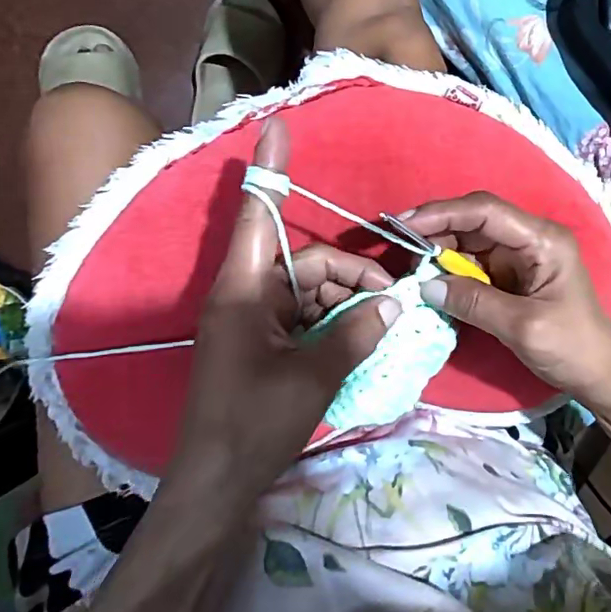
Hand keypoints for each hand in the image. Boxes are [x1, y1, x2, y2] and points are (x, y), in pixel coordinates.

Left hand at [173, 118, 397, 496]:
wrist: (215, 484)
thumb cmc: (253, 425)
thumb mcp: (313, 377)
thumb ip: (356, 334)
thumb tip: (394, 305)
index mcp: (244, 291)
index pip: (259, 217)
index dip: (270, 172)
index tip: (276, 127)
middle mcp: (247, 295)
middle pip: (306, 260)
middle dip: (352, 274)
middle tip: (393, 302)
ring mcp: (254, 320)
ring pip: (310, 288)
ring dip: (347, 300)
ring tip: (382, 324)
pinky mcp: (263, 342)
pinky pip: (306, 314)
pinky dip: (335, 320)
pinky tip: (363, 335)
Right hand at [403, 192, 610, 409]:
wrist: (597, 374)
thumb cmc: (571, 347)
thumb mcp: (523, 327)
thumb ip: (474, 302)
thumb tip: (424, 286)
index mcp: (543, 239)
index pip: (486, 211)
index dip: (443, 213)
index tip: (405, 224)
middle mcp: (531, 238)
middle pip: (474, 221)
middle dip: (437, 232)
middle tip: (401, 251)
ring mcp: (521, 256)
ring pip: (470, 241)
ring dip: (440, 251)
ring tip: (410, 268)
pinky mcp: (511, 276)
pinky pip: (474, 264)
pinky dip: (450, 271)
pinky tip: (430, 280)